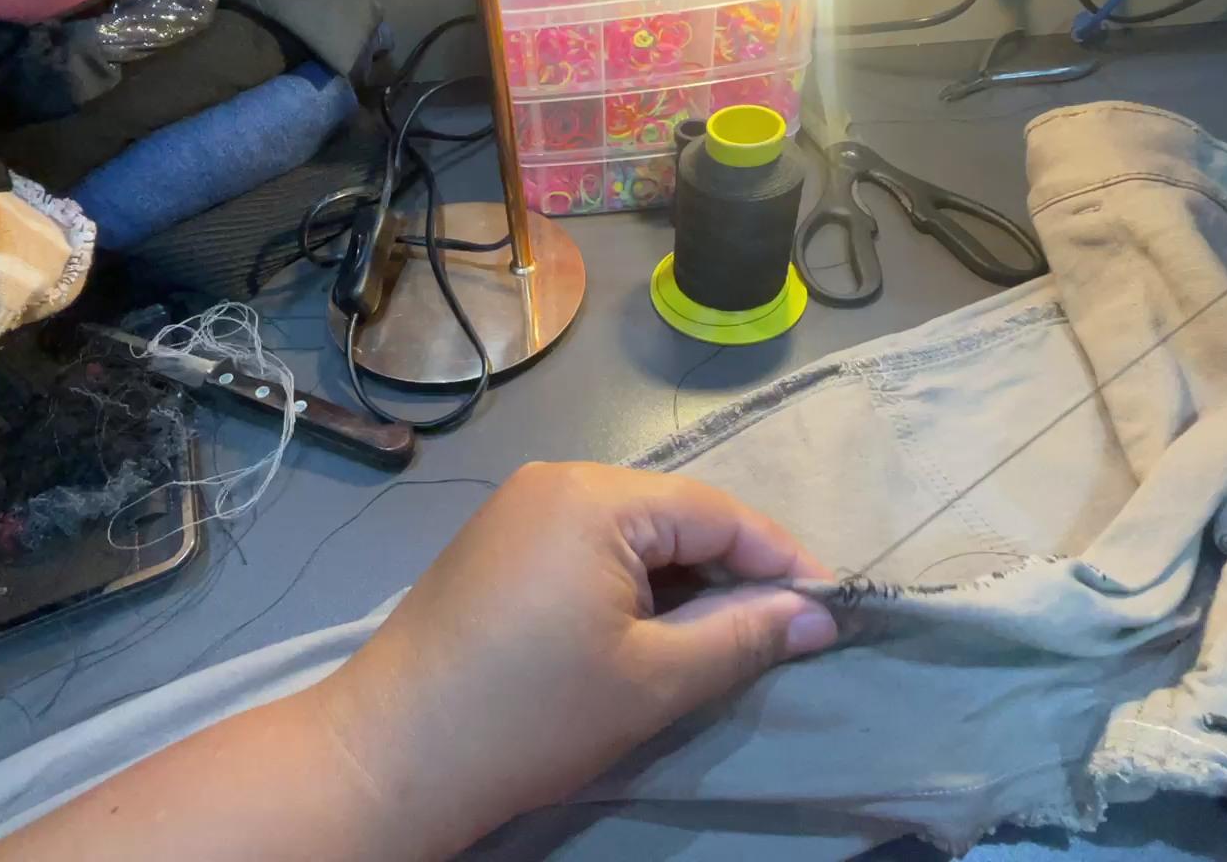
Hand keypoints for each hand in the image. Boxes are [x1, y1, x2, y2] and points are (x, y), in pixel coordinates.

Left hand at [311, 462, 837, 858]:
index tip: (830, 604)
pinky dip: (629, 575)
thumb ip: (742, 634)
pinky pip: (587, 539)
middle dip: (728, 566)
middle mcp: (555, 478)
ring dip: (679, 574)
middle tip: (778, 624)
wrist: (396, 746)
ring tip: (719, 628)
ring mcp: (520, 503)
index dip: (778, 556)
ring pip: (629, 527)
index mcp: (593, 494)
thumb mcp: (654, 678)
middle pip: (670, 512)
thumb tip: (816, 612)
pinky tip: (645, 618)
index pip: (714, 510)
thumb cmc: (532, 712)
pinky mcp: (500, 535)